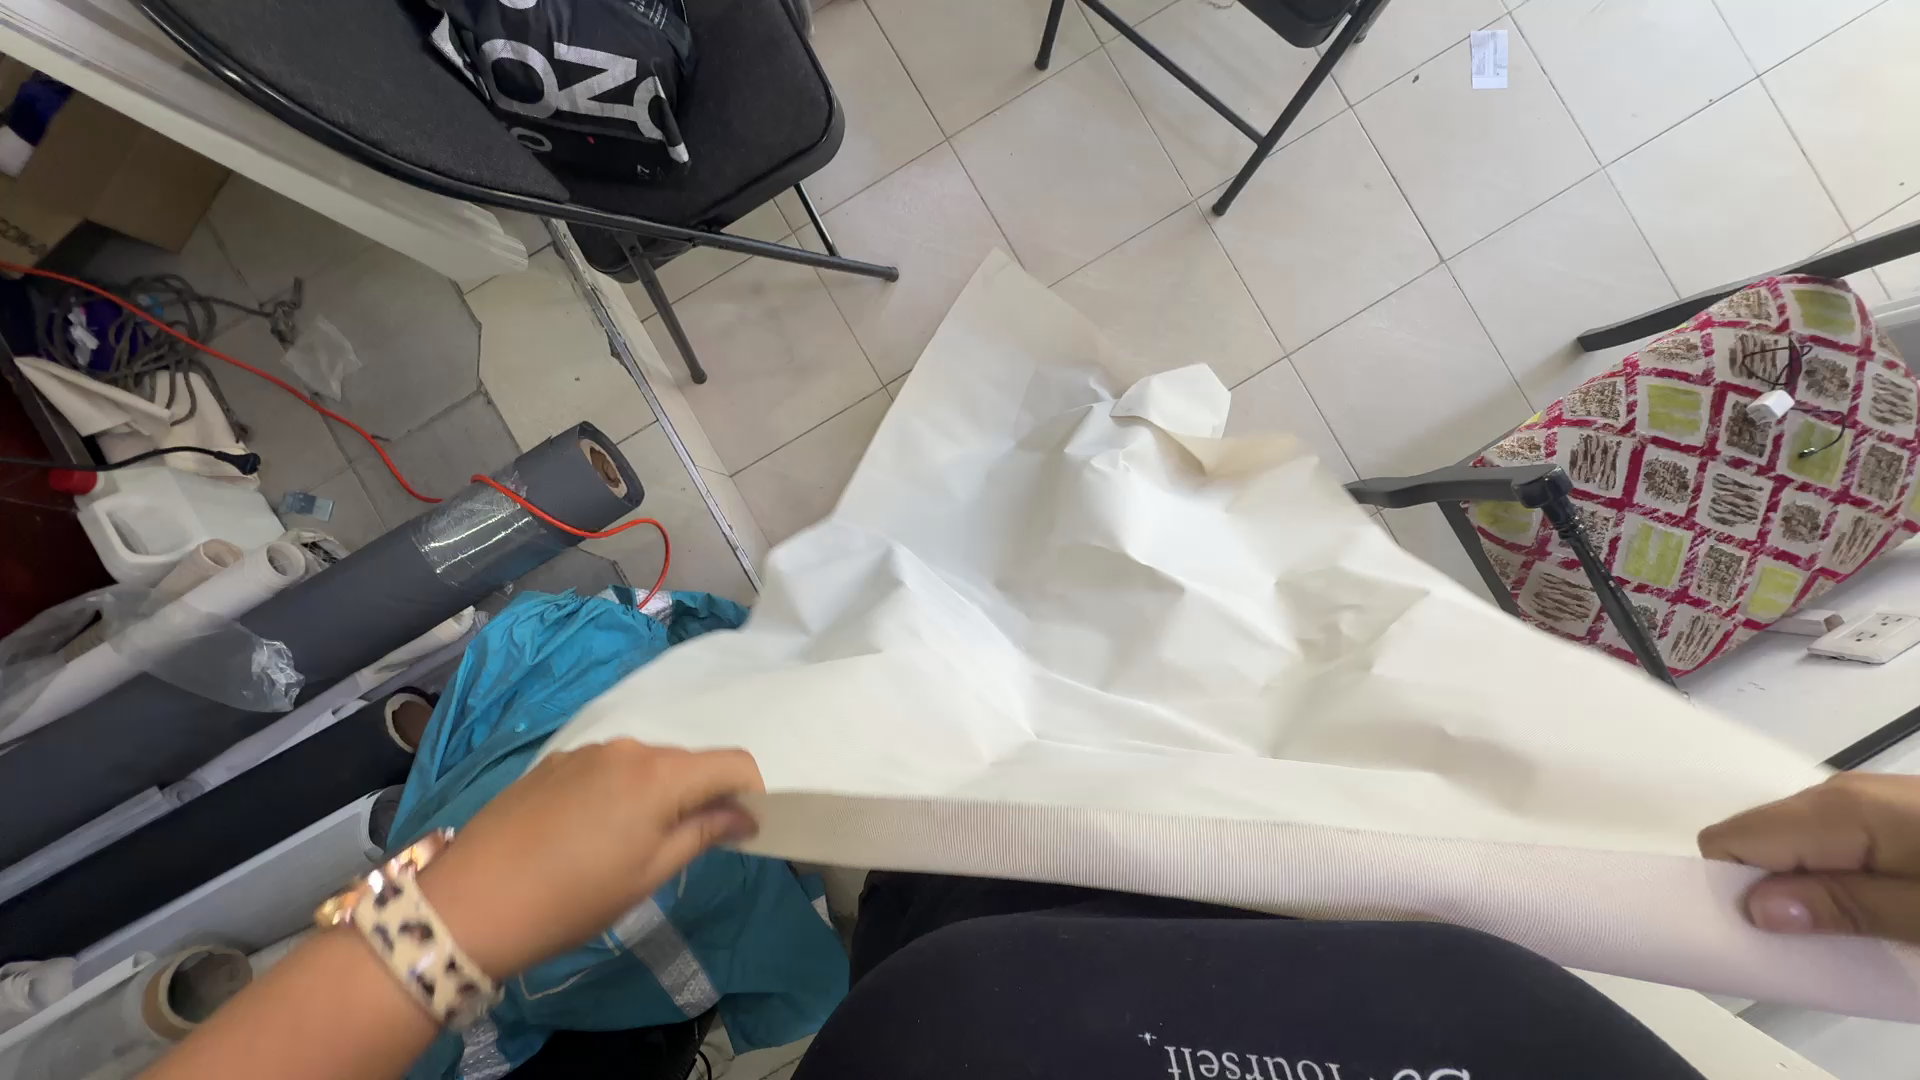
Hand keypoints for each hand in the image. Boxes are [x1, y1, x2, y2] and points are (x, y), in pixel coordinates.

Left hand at [415, 740, 763, 978]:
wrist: (466, 904)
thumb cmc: (573, 897)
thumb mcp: (649, 874)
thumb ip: (705, 833)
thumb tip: (745, 815)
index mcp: (661, 774)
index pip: (733, 762)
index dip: (750, 790)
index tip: (742, 825)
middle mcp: (631, 747)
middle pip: (690, 761)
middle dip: (701, 794)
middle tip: (684, 843)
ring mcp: (590, 750)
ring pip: (648, 763)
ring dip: (658, 792)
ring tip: (628, 841)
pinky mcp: (557, 761)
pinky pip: (610, 766)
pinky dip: (620, 789)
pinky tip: (588, 830)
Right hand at [1698, 772, 1919, 943]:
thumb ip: (1846, 907)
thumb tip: (1755, 910)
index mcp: (1834, 809)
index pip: (1729, 842)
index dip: (1738, 889)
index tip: (1775, 938)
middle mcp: (1834, 793)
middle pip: (1759, 839)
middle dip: (1781, 889)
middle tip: (1837, 941)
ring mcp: (1864, 798)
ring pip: (1797, 842)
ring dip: (1816, 885)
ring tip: (1878, 926)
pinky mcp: (1889, 808)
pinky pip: (1834, 840)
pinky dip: (1843, 873)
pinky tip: (1891, 901)